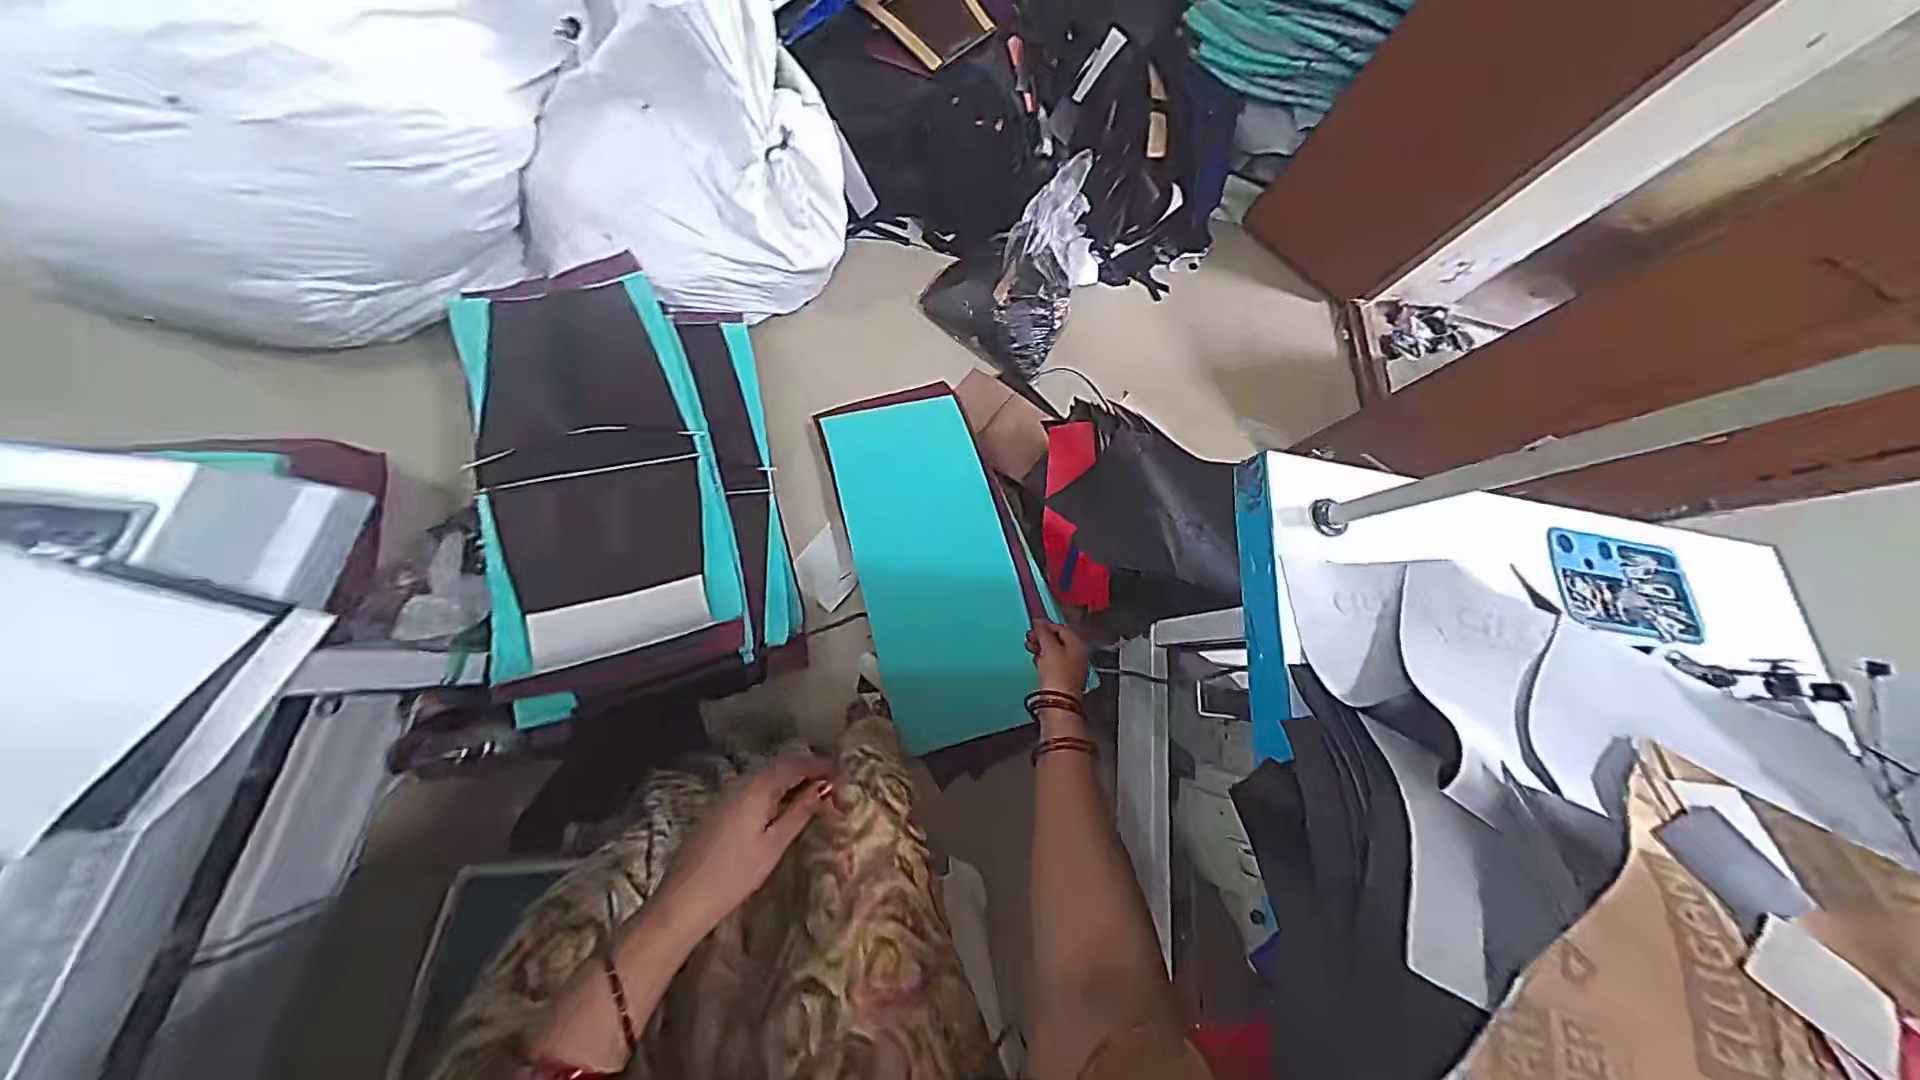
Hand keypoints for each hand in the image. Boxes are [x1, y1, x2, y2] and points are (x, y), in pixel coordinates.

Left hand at [657, 755, 833, 933]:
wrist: (684, 899)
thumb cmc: (735, 874)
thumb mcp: (774, 844)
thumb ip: (799, 812)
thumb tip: (823, 788)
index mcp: (758, 787)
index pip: (796, 764)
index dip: (820, 765)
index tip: (842, 772)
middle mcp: (742, 782)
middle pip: (780, 764)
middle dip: (806, 767)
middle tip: (831, 779)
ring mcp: (728, 793)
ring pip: (766, 773)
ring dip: (790, 776)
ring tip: (812, 789)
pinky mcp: (720, 807)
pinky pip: (754, 785)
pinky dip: (774, 786)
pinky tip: (782, 802)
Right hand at [1026, 619, 1089, 696]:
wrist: (1058, 702)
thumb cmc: (1056, 672)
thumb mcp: (1049, 648)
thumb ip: (1044, 633)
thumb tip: (1039, 621)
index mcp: (1077, 644)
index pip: (1062, 628)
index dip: (1047, 625)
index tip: (1032, 626)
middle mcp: (1077, 654)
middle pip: (1058, 639)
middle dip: (1042, 636)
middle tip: (1029, 637)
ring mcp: (1071, 667)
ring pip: (1054, 651)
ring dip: (1041, 646)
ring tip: (1029, 647)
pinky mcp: (1063, 677)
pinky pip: (1053, 662)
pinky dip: (1043, 658)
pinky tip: (1035, 659)